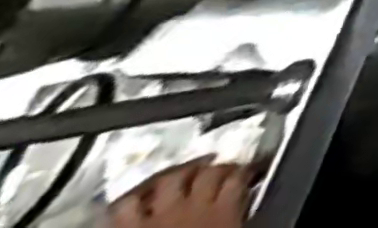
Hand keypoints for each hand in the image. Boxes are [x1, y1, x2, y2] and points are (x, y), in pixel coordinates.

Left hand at [109, 158, 250, 227]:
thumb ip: (234, 216)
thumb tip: (240, 201)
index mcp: (222, 211)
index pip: (239, 175)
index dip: (243, 169)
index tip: (246, 171)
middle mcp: (194, 205)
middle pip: (207, 172)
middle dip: (211, 167)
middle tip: (213, 167)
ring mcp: (159, 216)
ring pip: (169, 180)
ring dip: (174, 174)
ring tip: (177, 174)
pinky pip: (125, 207)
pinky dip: (131, 199)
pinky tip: (136, 198)